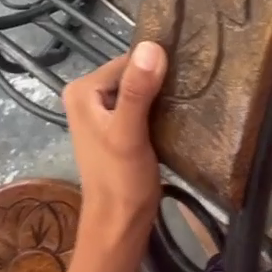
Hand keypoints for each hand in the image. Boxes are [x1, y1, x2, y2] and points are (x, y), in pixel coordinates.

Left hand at [62, 41, 168, 237]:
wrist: (120, 224)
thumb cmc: (121, 181)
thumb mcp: (129, 133)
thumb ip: (137, 91)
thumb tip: (152, 47)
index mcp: (82, 89)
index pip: (129, 61)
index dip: (156, 68)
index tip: (185, 78)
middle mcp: (86, 95)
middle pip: (134, 73)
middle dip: (159, 82)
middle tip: (189, 93)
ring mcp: (101, 112)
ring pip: (140, 89)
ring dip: (161, 96)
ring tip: (186, 103)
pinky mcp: (117, 127)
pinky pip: (141, 105)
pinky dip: (158, 109)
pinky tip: (176, 116)